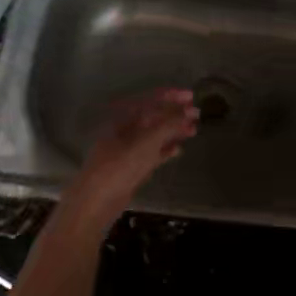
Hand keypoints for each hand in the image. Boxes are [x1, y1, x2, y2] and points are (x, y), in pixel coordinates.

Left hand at [76, 88, 199, 208]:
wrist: (98, 200)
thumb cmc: (120, 165)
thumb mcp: (147, 141)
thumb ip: (169, 124)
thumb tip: (189, 109)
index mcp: (123, 118)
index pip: (149, 100)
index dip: (170, 96)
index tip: (191, 96)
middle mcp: (124, 130)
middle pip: (153, 117)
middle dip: (174, 114)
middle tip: (197, 114)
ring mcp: (128, 149)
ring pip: (154, 135)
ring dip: (173, 131)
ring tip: (193, 130)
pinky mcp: (132, 167)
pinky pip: (152, 153)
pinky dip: (165, 149)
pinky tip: (179, 149)